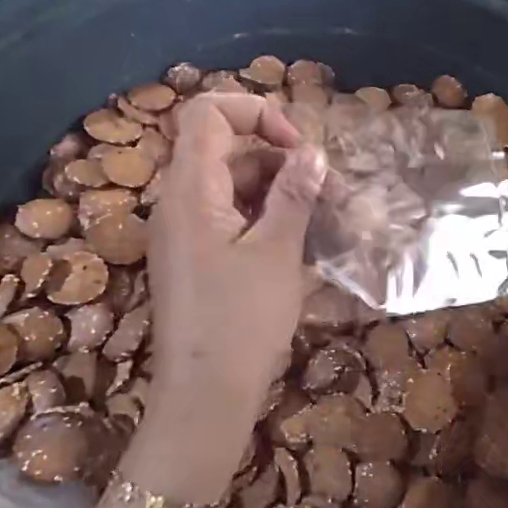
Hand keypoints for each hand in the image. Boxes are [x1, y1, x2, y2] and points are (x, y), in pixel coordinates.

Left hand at [131, 93, 324, 492]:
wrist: (204, 395)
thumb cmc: (242, 319)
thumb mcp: (278, 252)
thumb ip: (294, 194)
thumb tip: (312, 152)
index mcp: (190, 190)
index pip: (208, 113)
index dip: (256, 113)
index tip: (298, 148)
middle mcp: (178, 203)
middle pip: (227, 151)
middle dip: (281, 161)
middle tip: (328, 195)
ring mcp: (184, 233)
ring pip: (233, 188)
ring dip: (280, 194)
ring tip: (324, 223)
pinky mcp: (194, 259)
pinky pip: (230, 219)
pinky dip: (265, 220)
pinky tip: (300, 246)